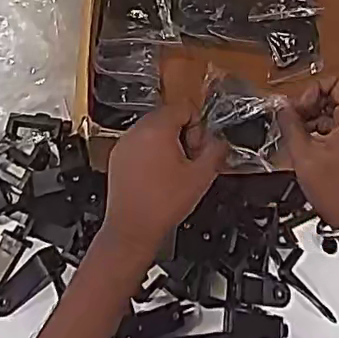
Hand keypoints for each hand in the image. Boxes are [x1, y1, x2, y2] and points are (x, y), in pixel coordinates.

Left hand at [99, 99, 226, 261]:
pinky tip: (157, 175)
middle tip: (189, 159)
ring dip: (168, 142)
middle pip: (168, 116)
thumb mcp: (201, 176)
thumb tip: (220, 141)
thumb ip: (216, 150)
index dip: (197, 125)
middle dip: (183, 133)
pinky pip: (140, 142)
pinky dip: (151, 151)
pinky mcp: (117, 157)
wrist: (132, 230)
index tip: (197, 147)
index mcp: (157, 129)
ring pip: (153, 129)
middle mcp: (137, 131)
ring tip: (174, 169)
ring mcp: (124, 143)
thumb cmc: (164, 204)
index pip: (183, 107)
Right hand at [276, 76, 338, 227]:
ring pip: (337, 109)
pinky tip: (310, 145)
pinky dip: (324, 128)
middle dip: (312, 104)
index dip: (314, 89)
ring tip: (301, 134)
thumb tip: (282, 108)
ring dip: (316, 117)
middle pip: (336, 93)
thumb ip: (290, 125)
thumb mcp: (304, 155)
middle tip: (296, 118)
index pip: (337, 80)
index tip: (300, 106)